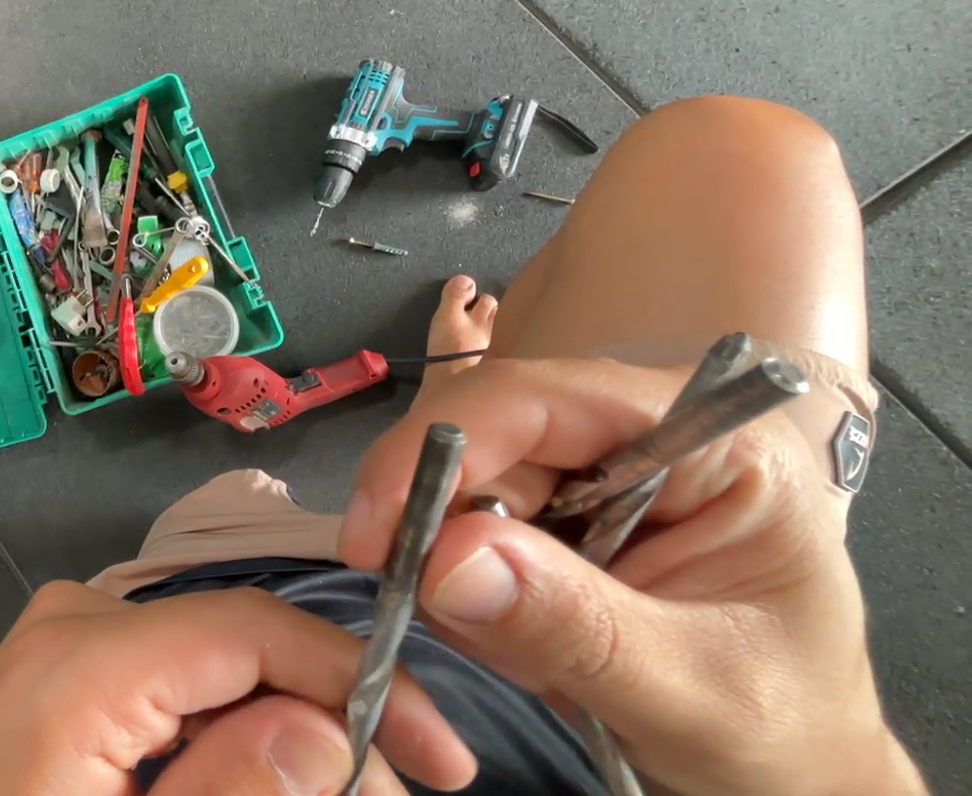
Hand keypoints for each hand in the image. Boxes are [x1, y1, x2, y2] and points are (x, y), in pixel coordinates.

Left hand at [0, 581, 476, 795]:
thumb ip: (227, 793)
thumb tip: (324, 723)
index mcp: (83, 660)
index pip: (249, 626)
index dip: (355, 675)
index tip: (442, 754)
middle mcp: (75, 618)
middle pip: (236, 645)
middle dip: (319, 721)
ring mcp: (63, 632)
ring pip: (210, 662)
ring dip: (274, 732)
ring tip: (313, 786)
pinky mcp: (62, 659)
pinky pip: (168, 676)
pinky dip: (221, 729)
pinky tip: (240, 775)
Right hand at [338, 357, 928, 795]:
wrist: (790, 772)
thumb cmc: (782, 735)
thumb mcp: (698, 697)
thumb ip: (575, 628)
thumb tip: (443, 560)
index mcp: (701, 441)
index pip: (532, 401)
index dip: (434, 449)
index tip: (370, 535)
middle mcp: (626, 430)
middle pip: (476, 439)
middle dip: (436, 527)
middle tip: (423, 608)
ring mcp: (578, 465)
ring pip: (452, 481)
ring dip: (449, 567)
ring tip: (515, 652)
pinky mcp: (544, 501)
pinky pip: (454, 519)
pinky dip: (455, 582)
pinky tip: (508, 634)